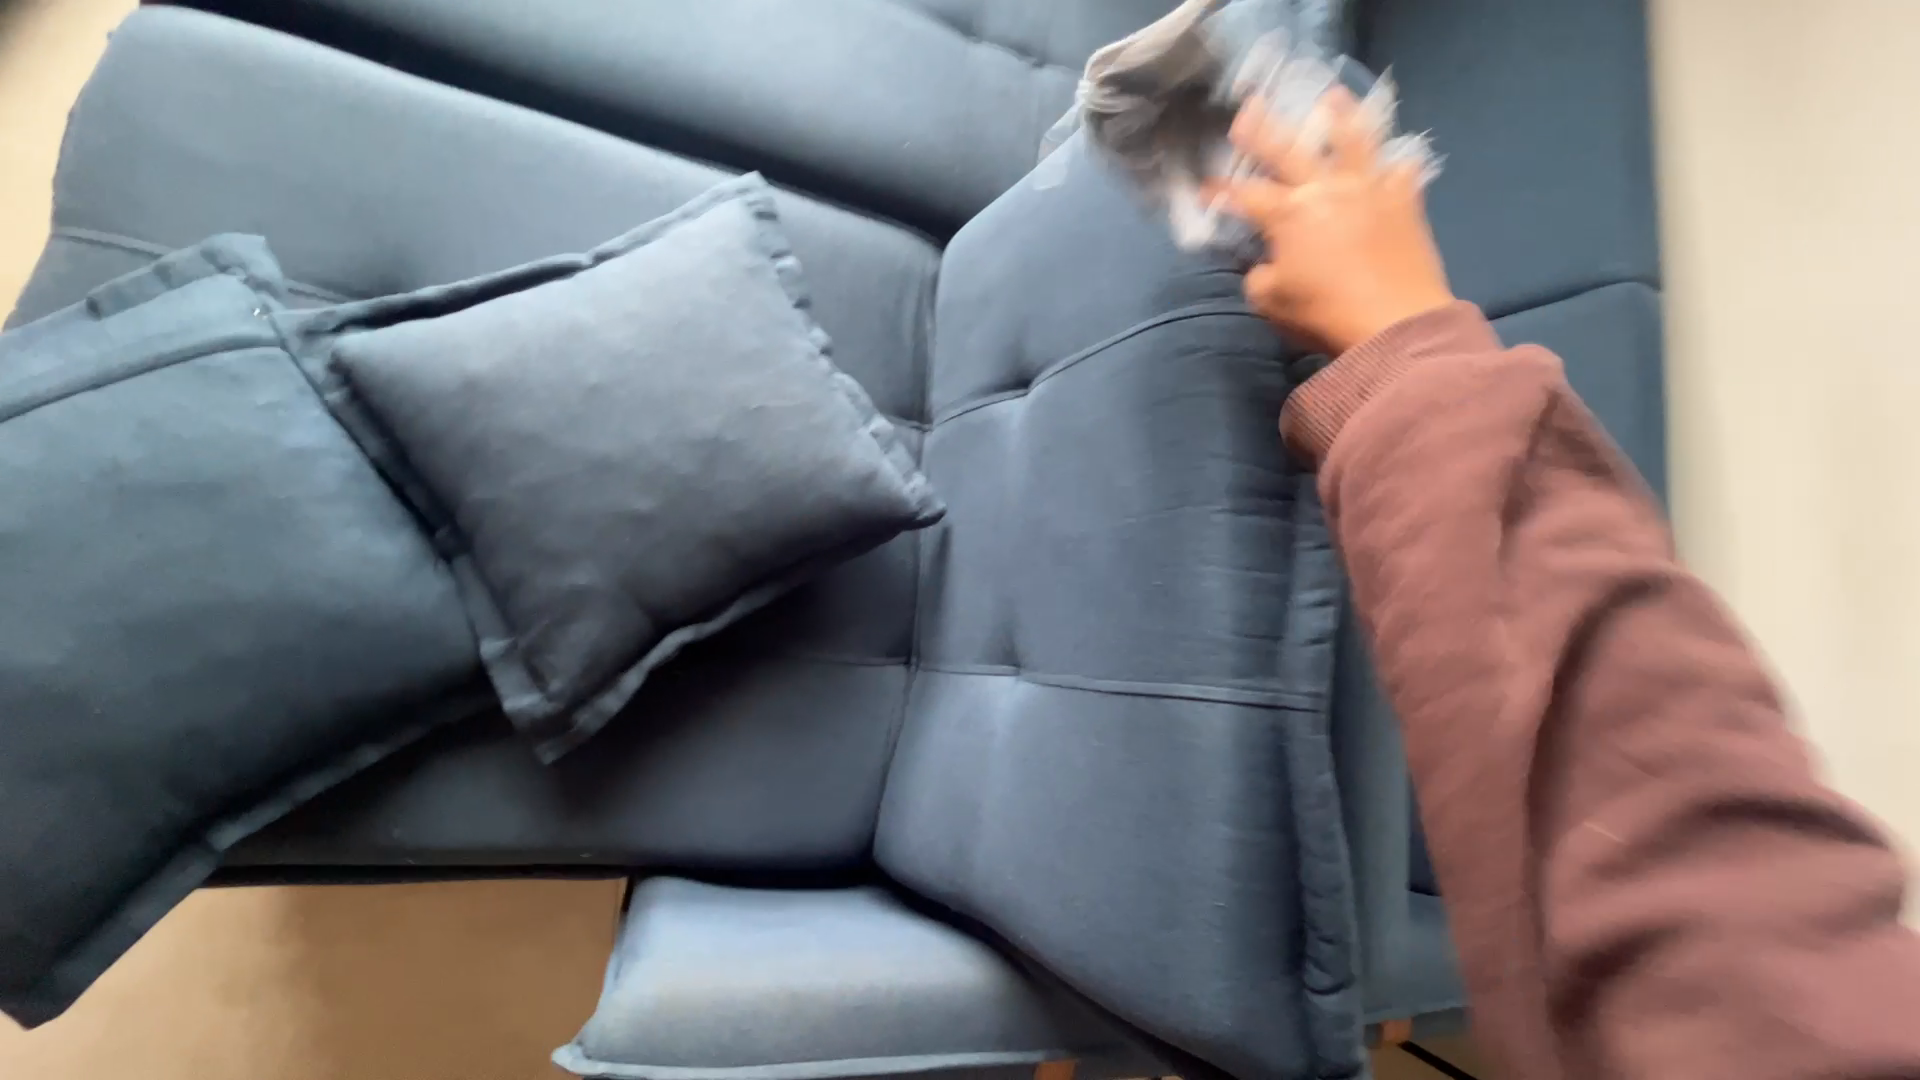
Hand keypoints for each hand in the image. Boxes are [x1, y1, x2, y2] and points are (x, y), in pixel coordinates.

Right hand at [1204, 89, 1454, 355]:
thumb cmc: (1322, 314)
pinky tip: (1393, 160)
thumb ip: (1259, 274)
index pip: (1244, 195)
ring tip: (1332, 96)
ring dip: (1339, 116)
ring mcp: (1369, 189)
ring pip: (1352, 142)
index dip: (1221, 190)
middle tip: (1248, 108)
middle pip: (1289, 151)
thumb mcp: (1269, 301)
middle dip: (1263, 130)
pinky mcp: (1404, 202)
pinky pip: (1400, 172)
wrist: (1393, 322)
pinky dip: (1394, 164)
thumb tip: (1266, 262)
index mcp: (1287, 216)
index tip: (1204, 185)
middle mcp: (1326, 190)